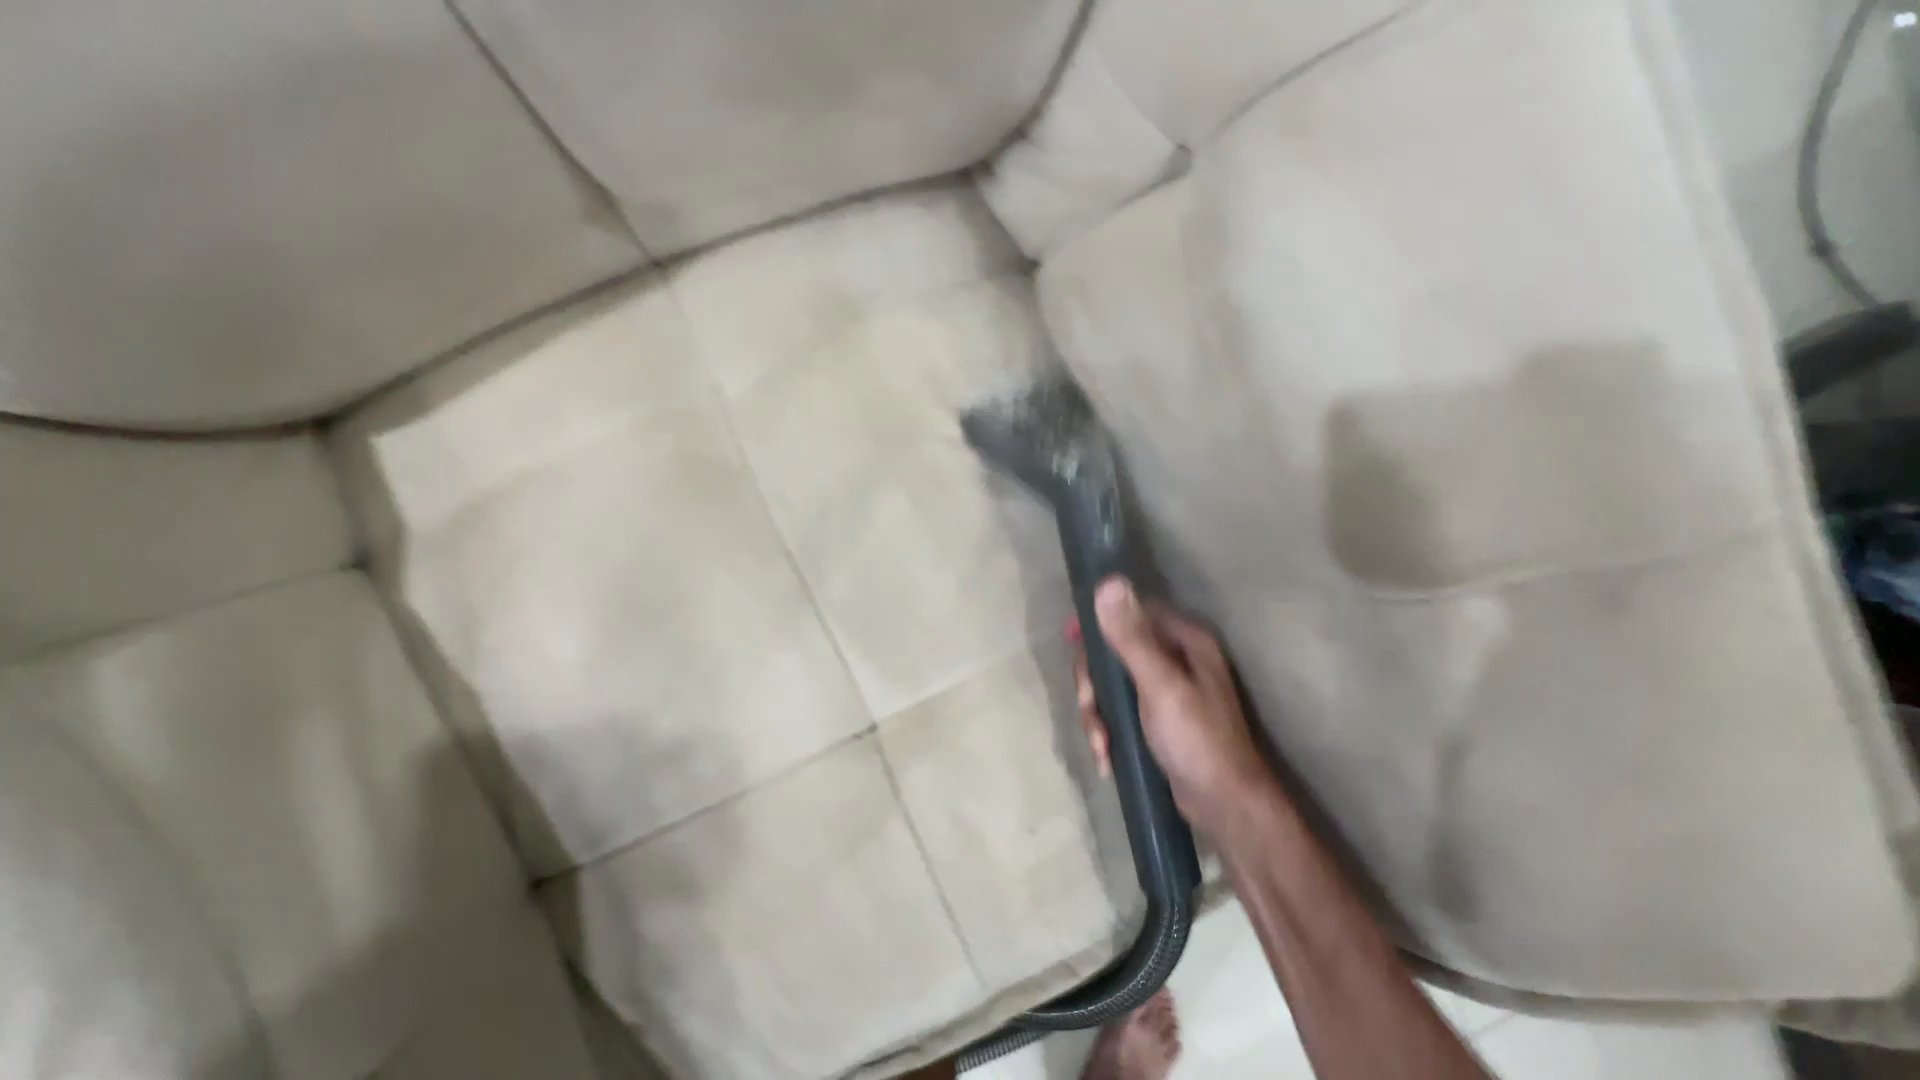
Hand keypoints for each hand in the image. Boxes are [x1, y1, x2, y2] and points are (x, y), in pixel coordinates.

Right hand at [1071, 576, 1280, 837]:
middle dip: (1094, 685)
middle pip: (1114, 651)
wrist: (1225, 806)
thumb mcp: (1160, 686)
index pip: (1131, 612)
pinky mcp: (1159, 721)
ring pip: (1112, 685)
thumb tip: (1107, 582)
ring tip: (1101, 747)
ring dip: (1098, 715)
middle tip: (1091, 714)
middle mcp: (1177, 658)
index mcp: (1184, 641)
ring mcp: (1167, 691)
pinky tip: (1108, 758)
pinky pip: (1120, 712)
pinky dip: (1109, 732)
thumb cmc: (1197, 741)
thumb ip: (1132, 637)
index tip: (1070, 640)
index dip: (1098, 623)